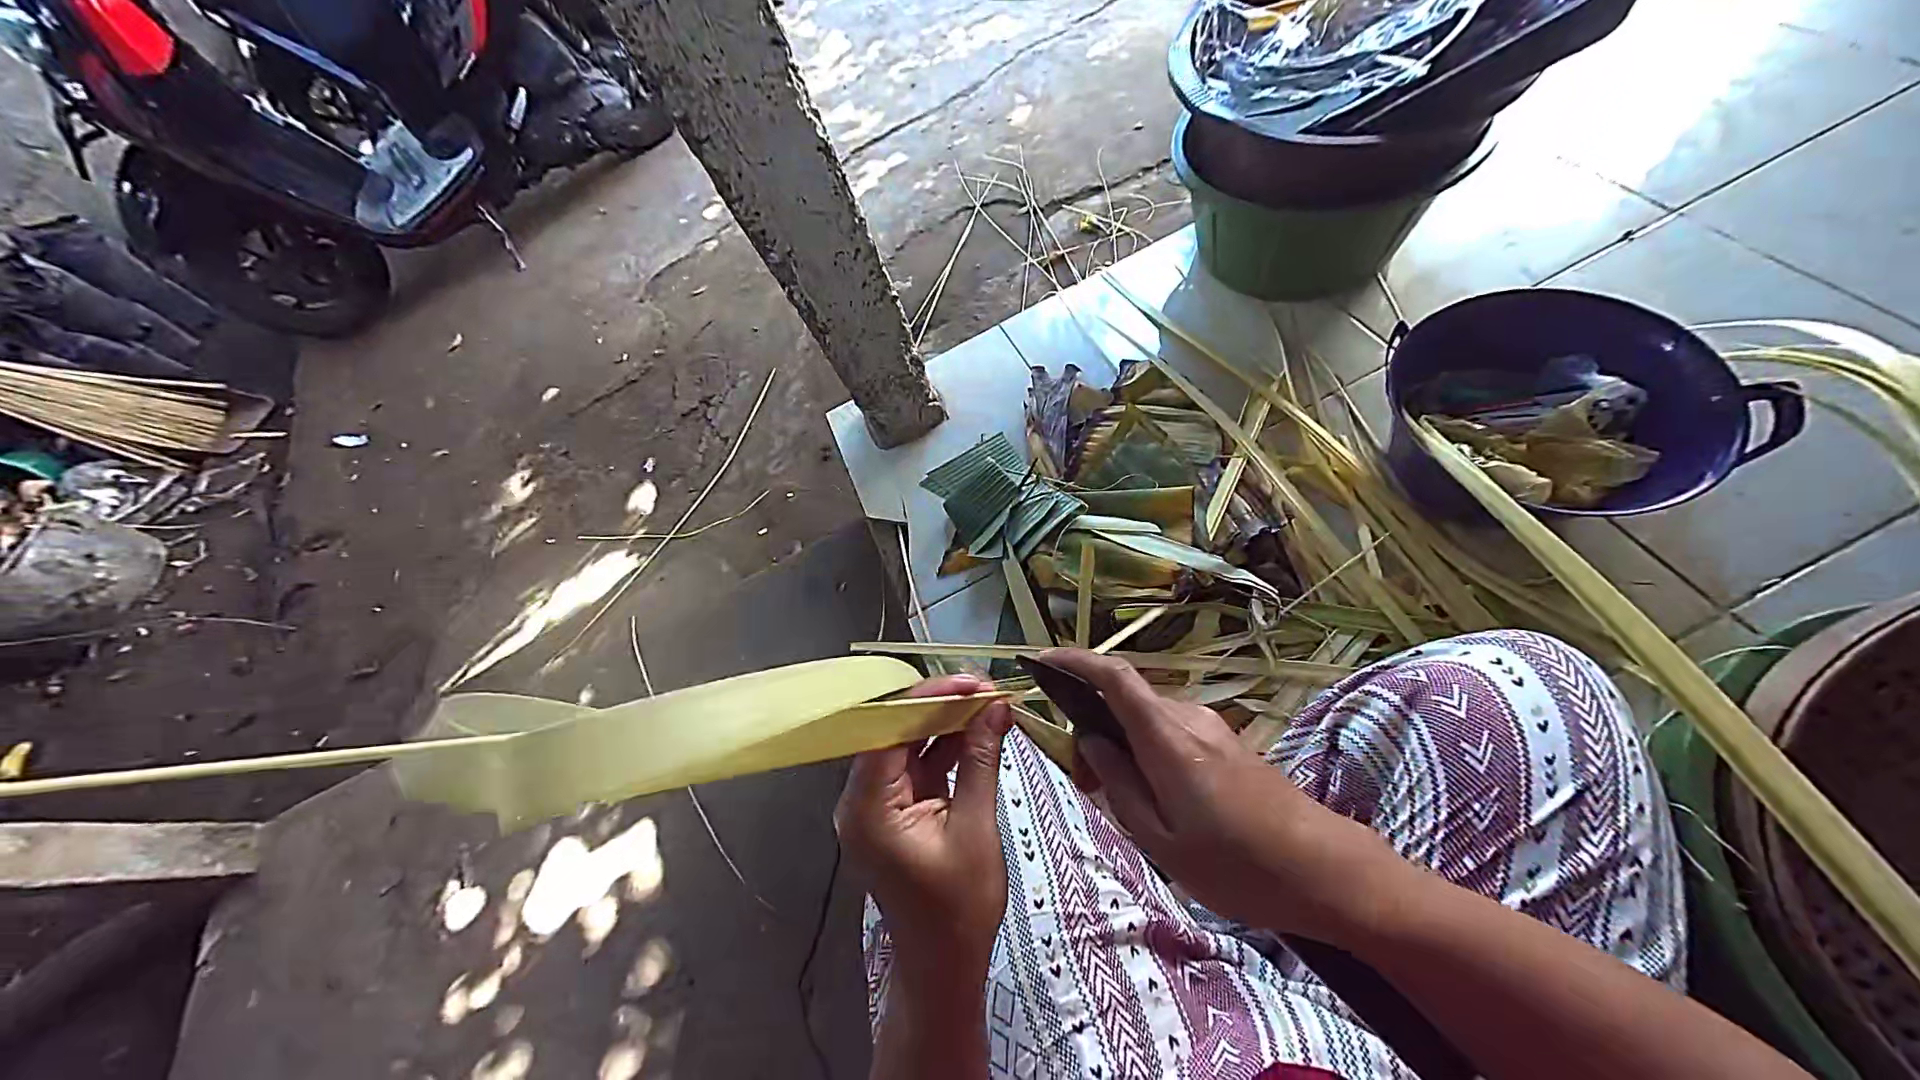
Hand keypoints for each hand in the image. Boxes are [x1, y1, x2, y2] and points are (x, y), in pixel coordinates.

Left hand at [834, 674, 1012, 981]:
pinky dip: (942, 748)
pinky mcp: (891, 810)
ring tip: (985, 702)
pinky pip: (914, 766)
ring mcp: (874, 804)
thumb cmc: (959, 908)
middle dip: (939, 706)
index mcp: (867, 807)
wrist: (944, 965)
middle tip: (985, 688)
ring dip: (943, 724)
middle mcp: (860, 799)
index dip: (929, 698)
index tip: (972, 682)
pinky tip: (974, 728)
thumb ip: (980, 760)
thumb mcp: (975, 828)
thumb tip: (996, 707)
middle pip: (894, 733)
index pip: (889, 730)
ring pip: (905, 746)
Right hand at [1044, 648, 1409, 943]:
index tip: (1041, 662)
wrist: (1328, 871)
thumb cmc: (1239, 866)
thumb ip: (1118, 784)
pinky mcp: (1224, 742)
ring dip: (1120, 741)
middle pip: (1125, 700)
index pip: (1114, 678)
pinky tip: (1151, 793)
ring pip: (1145, 718)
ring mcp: (1210, 727)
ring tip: (1115, 793)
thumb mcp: (1162, 840)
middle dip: (1091, 723)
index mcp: (1168, 739)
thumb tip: (1089, 740)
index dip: (1074, 661)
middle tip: (1082, 777)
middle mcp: (1188, 719)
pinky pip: (1168, 731)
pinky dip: (1144, 748)